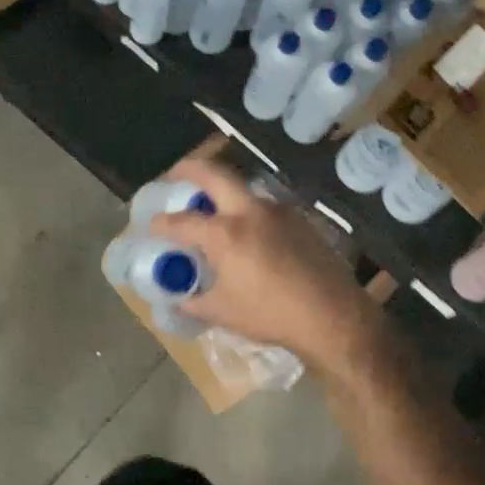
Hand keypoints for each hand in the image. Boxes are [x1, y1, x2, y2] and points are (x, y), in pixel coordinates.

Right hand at [148, 159, 390, 376]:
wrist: (333, 316)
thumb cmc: (271, 316)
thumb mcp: (223, 313)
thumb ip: (194, 301)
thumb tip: (179, 298)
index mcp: (225, 233)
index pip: (181, 221)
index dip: (161, 223)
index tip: (151, 225)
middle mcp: (250, 211)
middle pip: (214, 174)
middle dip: (189, 169)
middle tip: (175, 174)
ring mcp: (279, 211)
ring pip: (244, 189)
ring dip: (223, 191)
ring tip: (213, 209)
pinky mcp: (301, 220)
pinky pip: (265, 207)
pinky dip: (248, 211)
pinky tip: (249, 233)